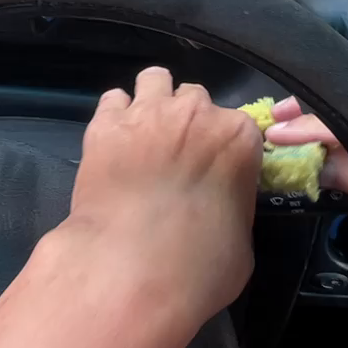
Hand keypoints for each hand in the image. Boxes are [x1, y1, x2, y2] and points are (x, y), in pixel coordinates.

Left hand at [59, 66, 264, 338]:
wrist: (131, 268)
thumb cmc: (199, 266)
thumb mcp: (242, 241)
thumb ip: (234, 204)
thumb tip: (220, 204)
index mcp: (237, 137)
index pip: (239, 125)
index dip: (224, 147)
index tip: (213, 169)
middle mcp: (194, 113)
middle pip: (195, 97)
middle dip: (188, 120)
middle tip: (176, 154)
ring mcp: (147, 113)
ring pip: (154, 79)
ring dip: (153, 100)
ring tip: (145, 131)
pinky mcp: (105, 124)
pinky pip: (113, 99)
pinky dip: (116, 115)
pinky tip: (114, 139)